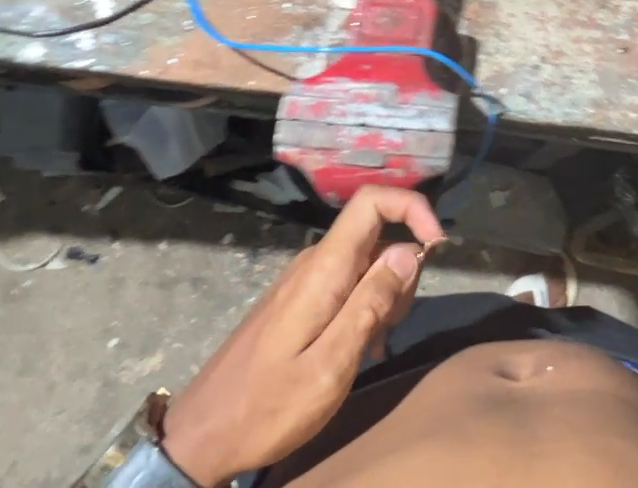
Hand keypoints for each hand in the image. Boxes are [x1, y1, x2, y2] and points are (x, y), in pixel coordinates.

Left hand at [160, 186, 443, 485]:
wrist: (201, 437)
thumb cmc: (267, 407)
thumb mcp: (330, 366)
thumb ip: (371, 304)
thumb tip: (409, 251)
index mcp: (324, 269)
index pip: (371, 201)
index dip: (412, 207)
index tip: (436, 247)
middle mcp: (315, 262)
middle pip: (378, 234)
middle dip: (403, 271)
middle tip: (390, 327)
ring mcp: (306, 280)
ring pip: (368, 261)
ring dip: (385, 296)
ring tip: (370, 346)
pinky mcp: (300, 299)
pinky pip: (349, 283)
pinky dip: (366, 307)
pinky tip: (357, 348)